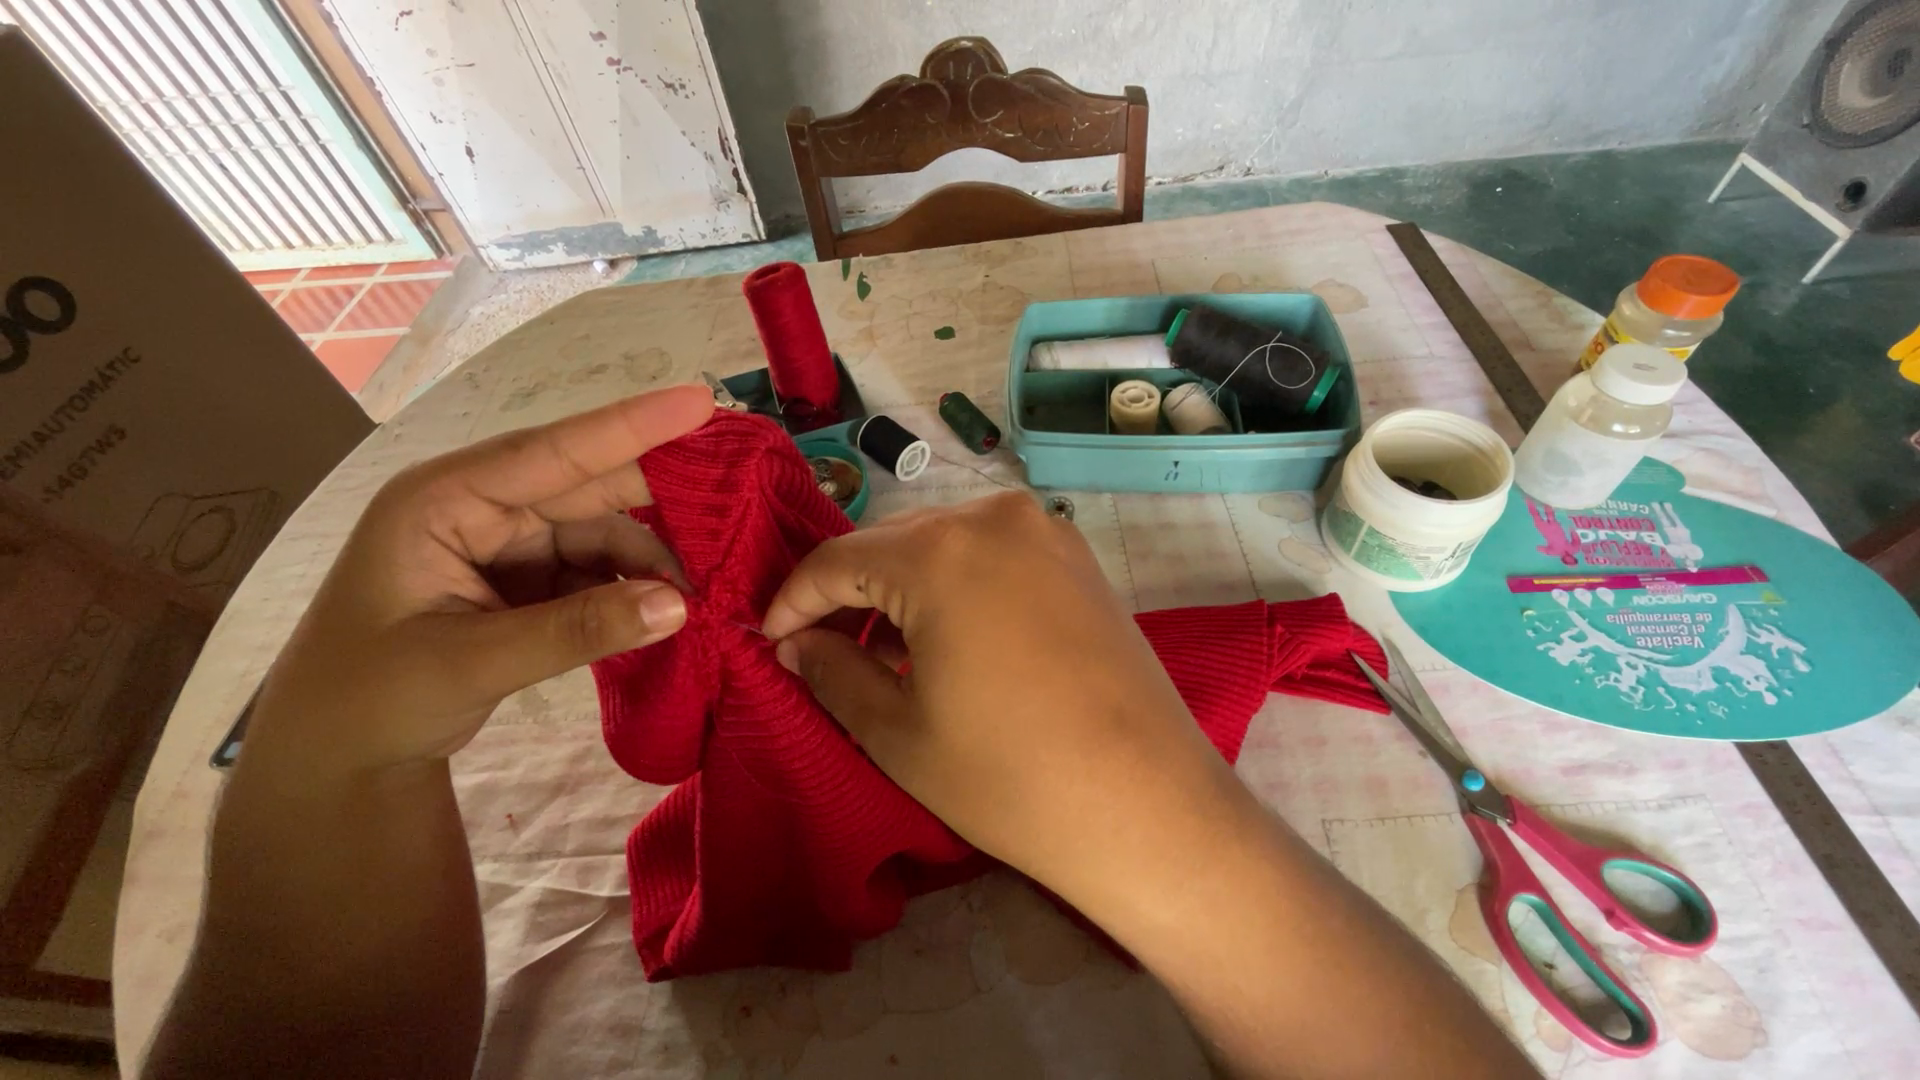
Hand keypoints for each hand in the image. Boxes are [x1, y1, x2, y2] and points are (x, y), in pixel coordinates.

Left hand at [249, 385, 713, 777]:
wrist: (338, 757)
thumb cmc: (370, 698)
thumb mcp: (470, 663)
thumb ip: (577, 631)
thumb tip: (680, 604)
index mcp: (443, 501)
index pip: (551, 452)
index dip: (631, 427)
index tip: (702, 400)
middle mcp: (481, 508)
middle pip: (587, 485)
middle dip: (661, 492)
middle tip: (739, 494)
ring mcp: (508, 544)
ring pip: (602, 531)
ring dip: (653, 557)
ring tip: (706, 587)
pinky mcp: (529, 580)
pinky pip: (597, 568)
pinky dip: (634, 586)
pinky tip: (669, 605)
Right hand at [762, 492, 1249, 901]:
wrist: (1148, 805)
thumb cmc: (1009, 776)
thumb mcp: (898, 732)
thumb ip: (832, 672)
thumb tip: (794, 643)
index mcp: (940, 548)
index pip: (836, 559)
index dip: (792, 600)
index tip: (769, 639)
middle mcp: (995, 516)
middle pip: (891, 541)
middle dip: (848, 590)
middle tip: (820, 646)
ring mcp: (1047, 532)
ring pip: (944, 542)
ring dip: (902, 585)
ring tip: (880, 647)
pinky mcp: (1079, 559)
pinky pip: (992, 553)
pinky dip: (956, 583)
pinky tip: (946, 634)